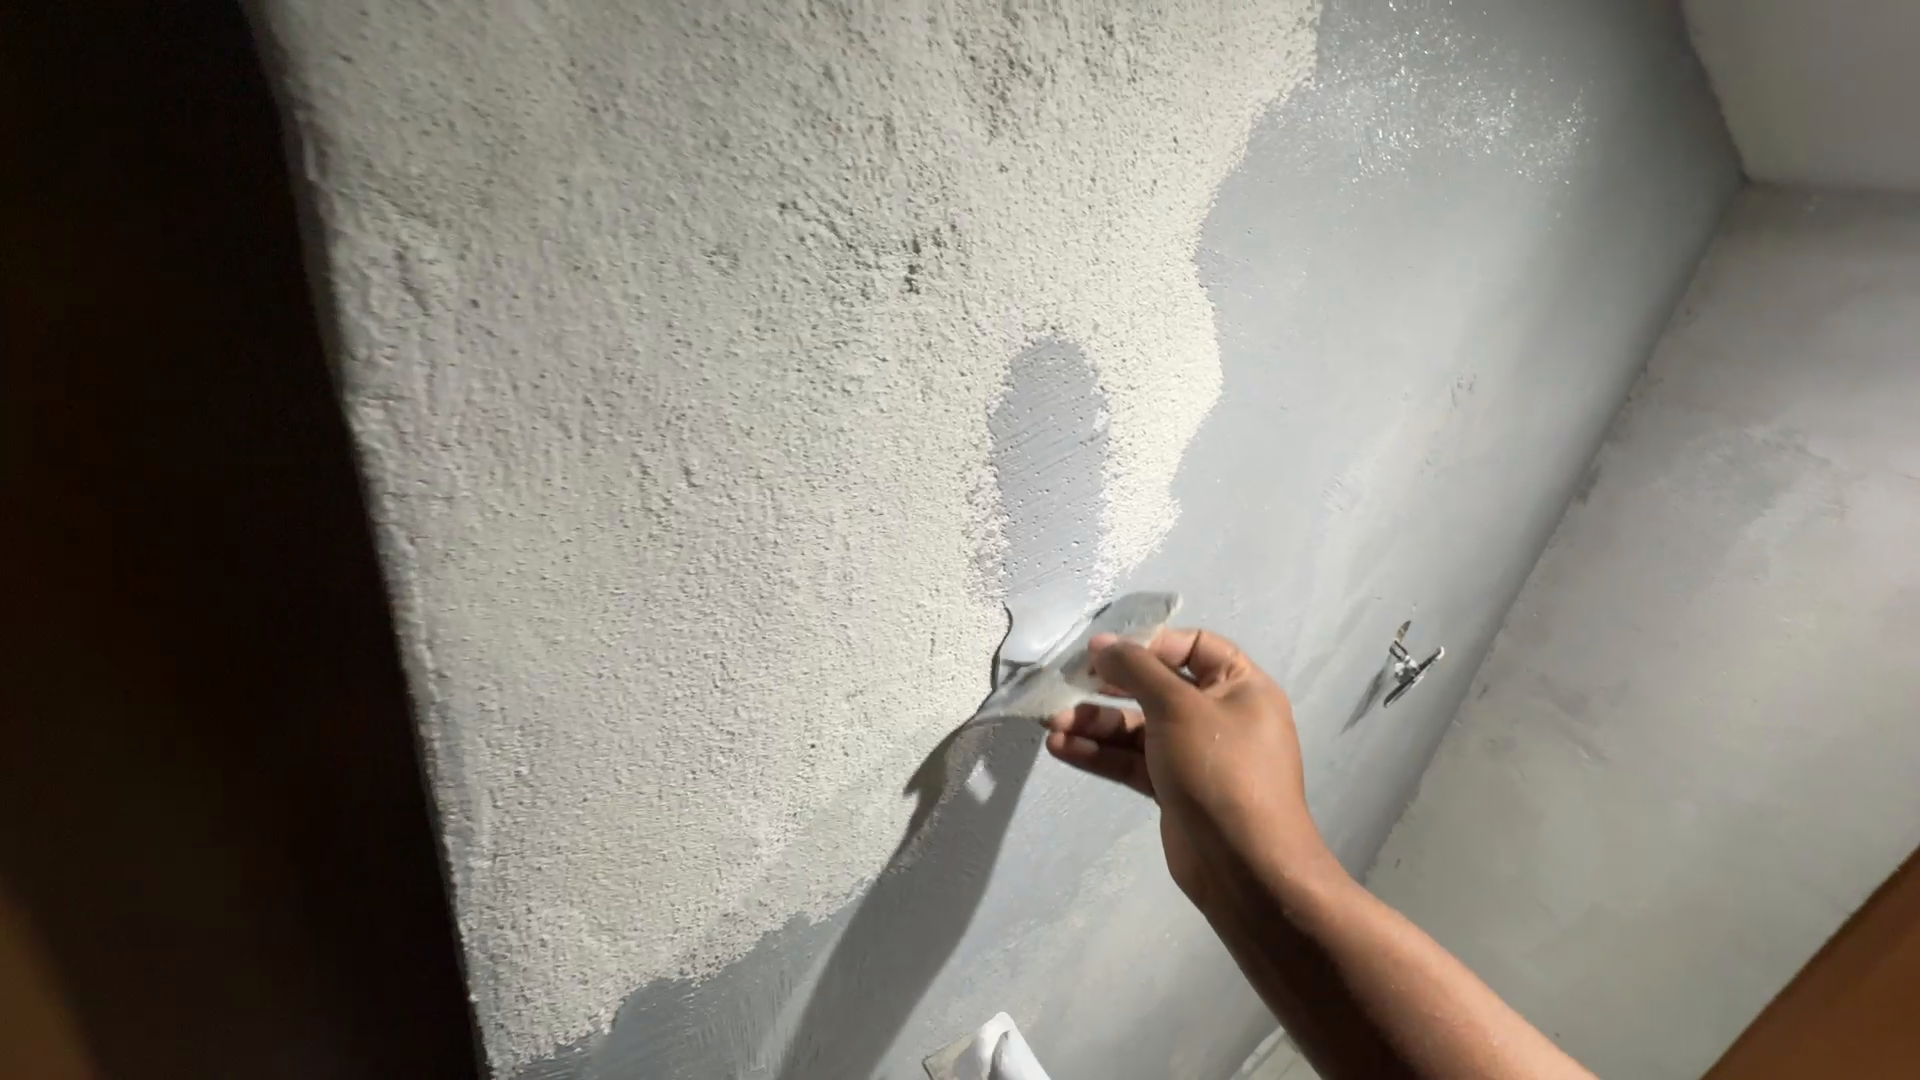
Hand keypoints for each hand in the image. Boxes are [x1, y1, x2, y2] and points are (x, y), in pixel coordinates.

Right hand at [1046, 628, 1335, 910]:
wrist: (1245, 868)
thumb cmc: (1219, 769)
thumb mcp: (1178, 706)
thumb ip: (1136, 669)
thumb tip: (1101, 644)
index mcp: (1239, 687)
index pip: (1193, 646)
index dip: (1150, 643)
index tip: (1107, 651)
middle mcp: (1219, 715)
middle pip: (1156, 687)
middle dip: (1109, 686)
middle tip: (1069, 682)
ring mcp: (1193, 755)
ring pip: (1137, 727)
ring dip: (1095, 723)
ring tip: (1053, 724)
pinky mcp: (1172, 788)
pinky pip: (1132, 760)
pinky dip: (1100, 753)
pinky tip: (1062, 748)